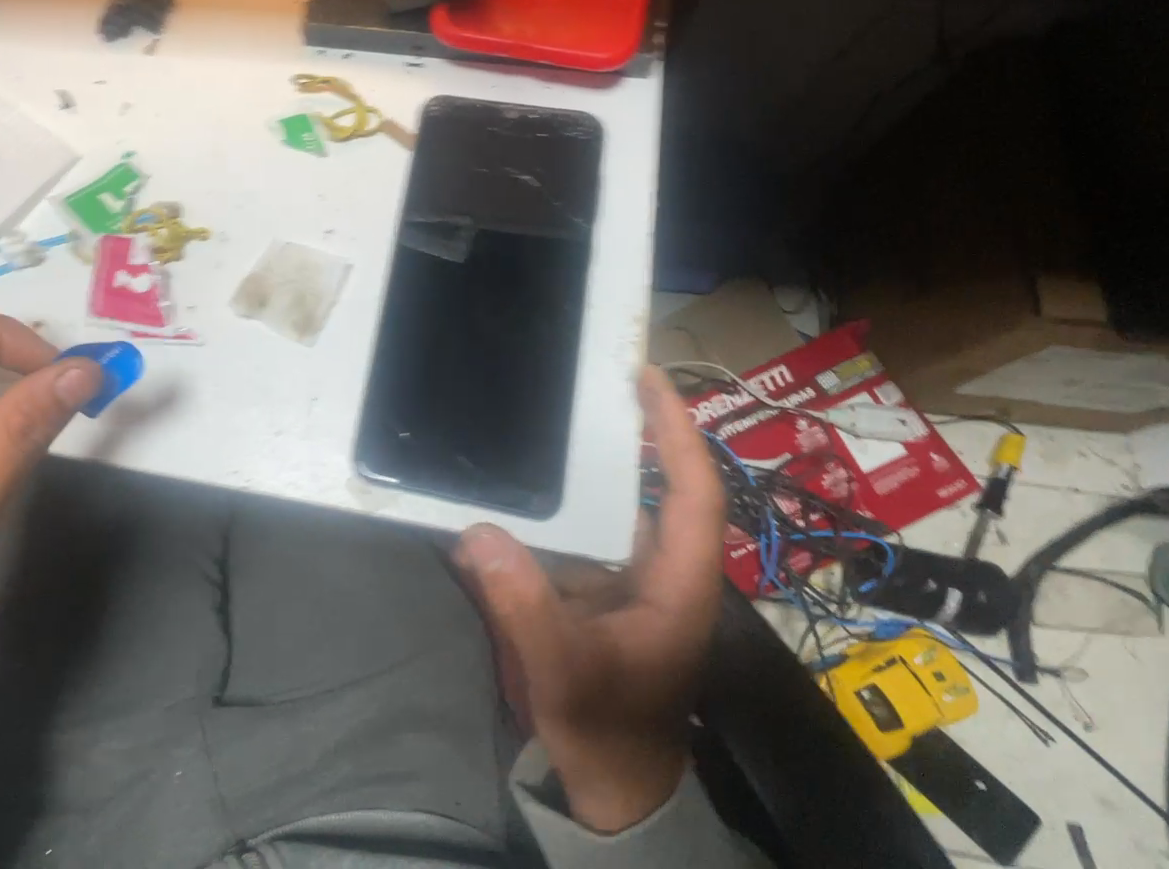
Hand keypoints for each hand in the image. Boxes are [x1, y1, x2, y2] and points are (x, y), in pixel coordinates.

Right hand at [455, 366, 726, 832]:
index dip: (675, 430)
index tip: (646, 380)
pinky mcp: (594, 599)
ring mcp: (625, 586)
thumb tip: (477, 532)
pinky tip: (497, 509)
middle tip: (574, 390)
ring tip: (529, 435)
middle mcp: (657, 572)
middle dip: (620, 437)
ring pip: (605, 516)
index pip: (692, 490)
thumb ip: (522, 605)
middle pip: (650, 489)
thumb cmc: (607, 731)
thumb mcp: (564, 671)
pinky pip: (569, 546)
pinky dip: (539, 524)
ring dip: (572, 480)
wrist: (611, 788)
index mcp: (677, 582)